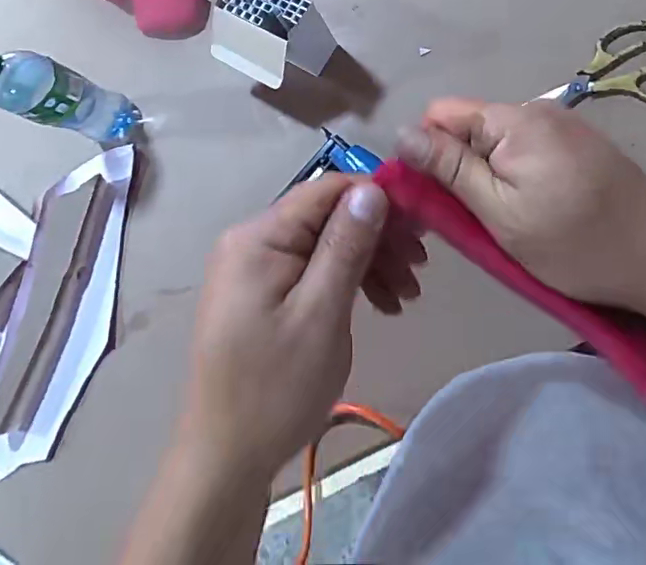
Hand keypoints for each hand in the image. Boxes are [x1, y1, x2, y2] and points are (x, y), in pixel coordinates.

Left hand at [173, 175, 419, 480]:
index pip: (326, 190)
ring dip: (367, 262)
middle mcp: (251, 240)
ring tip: (405, 297)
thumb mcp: (320, 314)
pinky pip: (310, 269)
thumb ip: (345, 246)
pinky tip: (378, 305)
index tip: (419, 227)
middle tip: (418, 270)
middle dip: (376, 238)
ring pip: (323, 244)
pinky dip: (345, 281)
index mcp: (258, 236)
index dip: (376, 199)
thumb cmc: (274, 388)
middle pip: (326, 217)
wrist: (226, 456)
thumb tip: (372, 188)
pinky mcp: (261, 291)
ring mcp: (254, 266)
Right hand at [396, 99, 645, 319]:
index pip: (440, 114)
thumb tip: (402, 133)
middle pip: (467, 128)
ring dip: (485, 178)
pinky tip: (532, 212)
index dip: (425, 153)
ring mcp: (560, 126)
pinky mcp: (577, 145)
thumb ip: (449, 170)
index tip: (429, 198)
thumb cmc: (580, 245)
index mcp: (513, 119)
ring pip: (494, 143)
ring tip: (502, 223)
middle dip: (456, 169)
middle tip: (467, 222)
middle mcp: (534, 110)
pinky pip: (523, 151)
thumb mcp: (501, 214)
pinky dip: (514, 178)